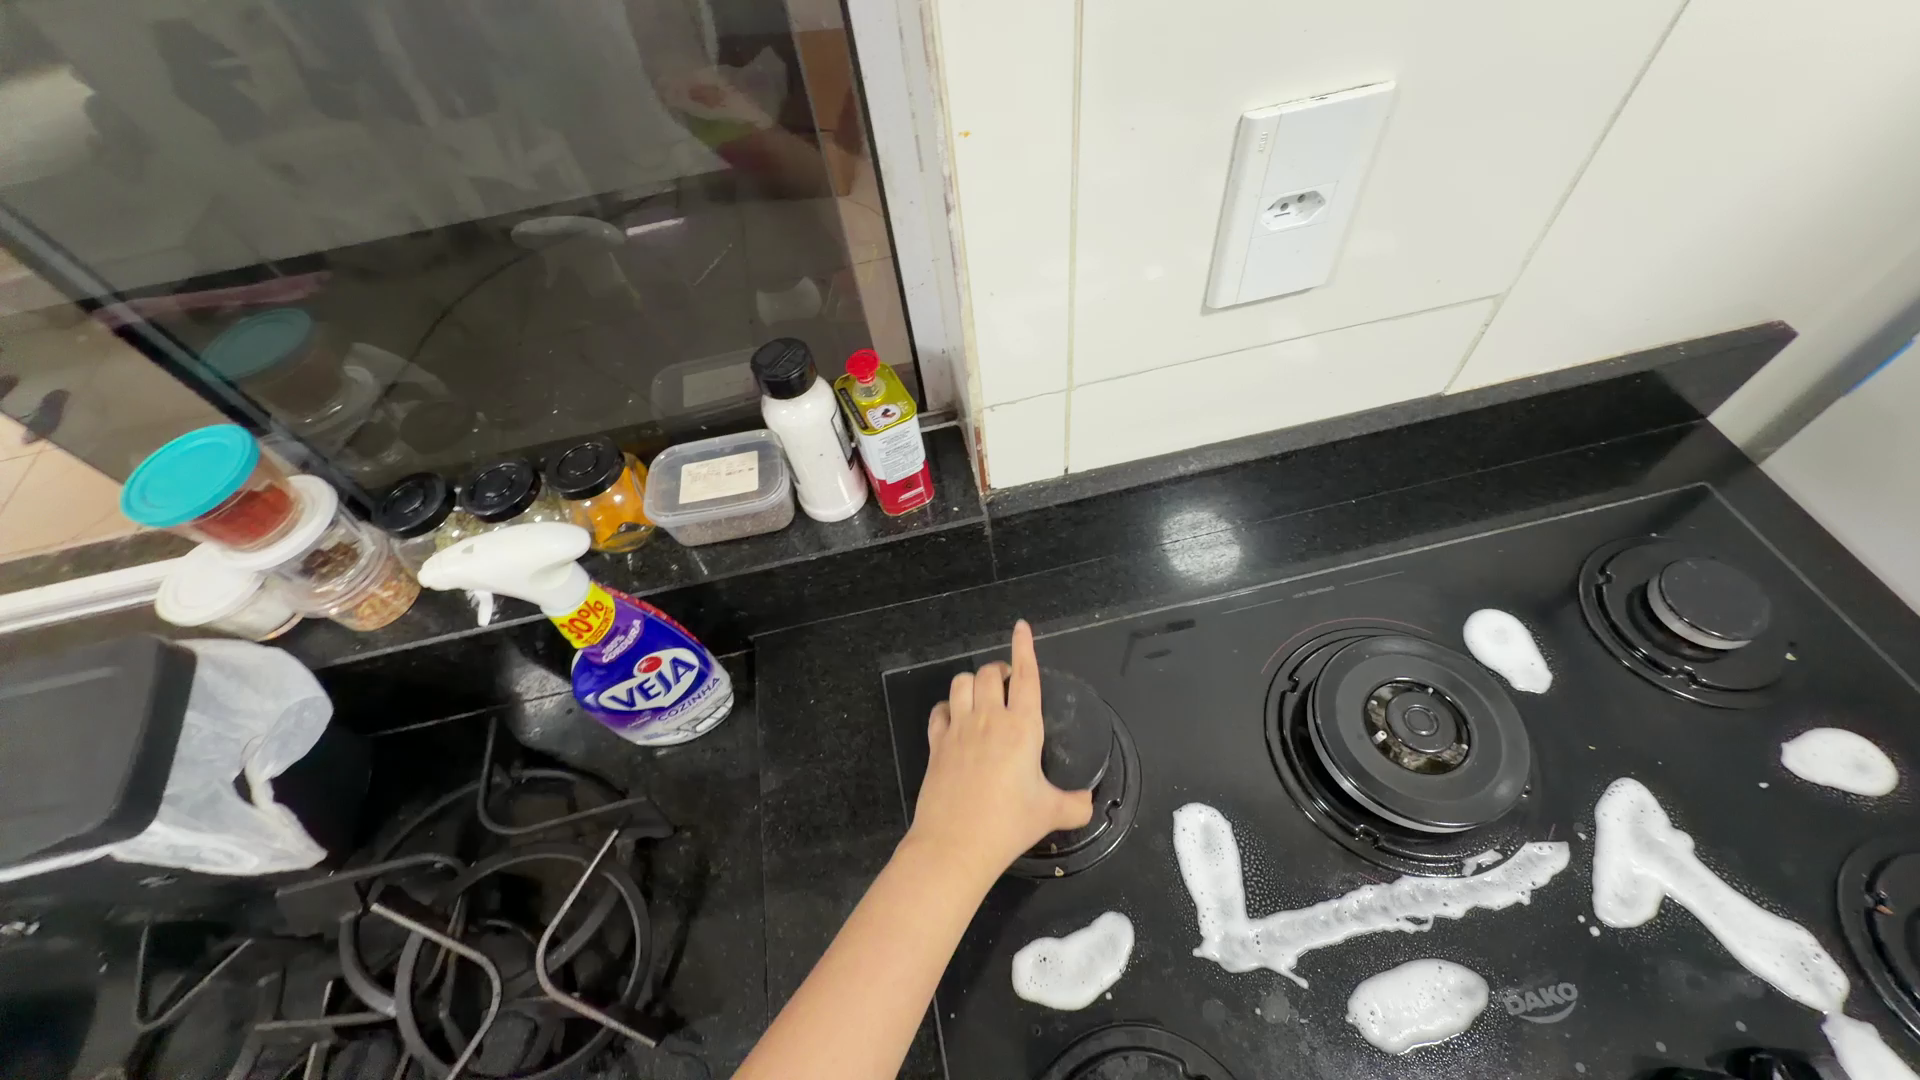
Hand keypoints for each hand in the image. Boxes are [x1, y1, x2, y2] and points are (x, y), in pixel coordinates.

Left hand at [905, 620, 1094, 881]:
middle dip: (998, 670)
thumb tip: (1089, 802)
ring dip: (971, 682)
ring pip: (960, 684)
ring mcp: (958, 729)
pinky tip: (954, 719)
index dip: (1024, 648)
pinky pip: (938, 711)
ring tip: (981, 695)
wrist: (955, 844)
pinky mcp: (936, 744)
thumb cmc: (1009, 824)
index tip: (1021, 627)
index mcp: (1022, 727)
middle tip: (1006, 683)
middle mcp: (988, 719)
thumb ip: (1076, 804)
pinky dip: (947, 708)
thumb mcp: (1052, 814)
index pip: (1024, 676)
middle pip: (988, 673)